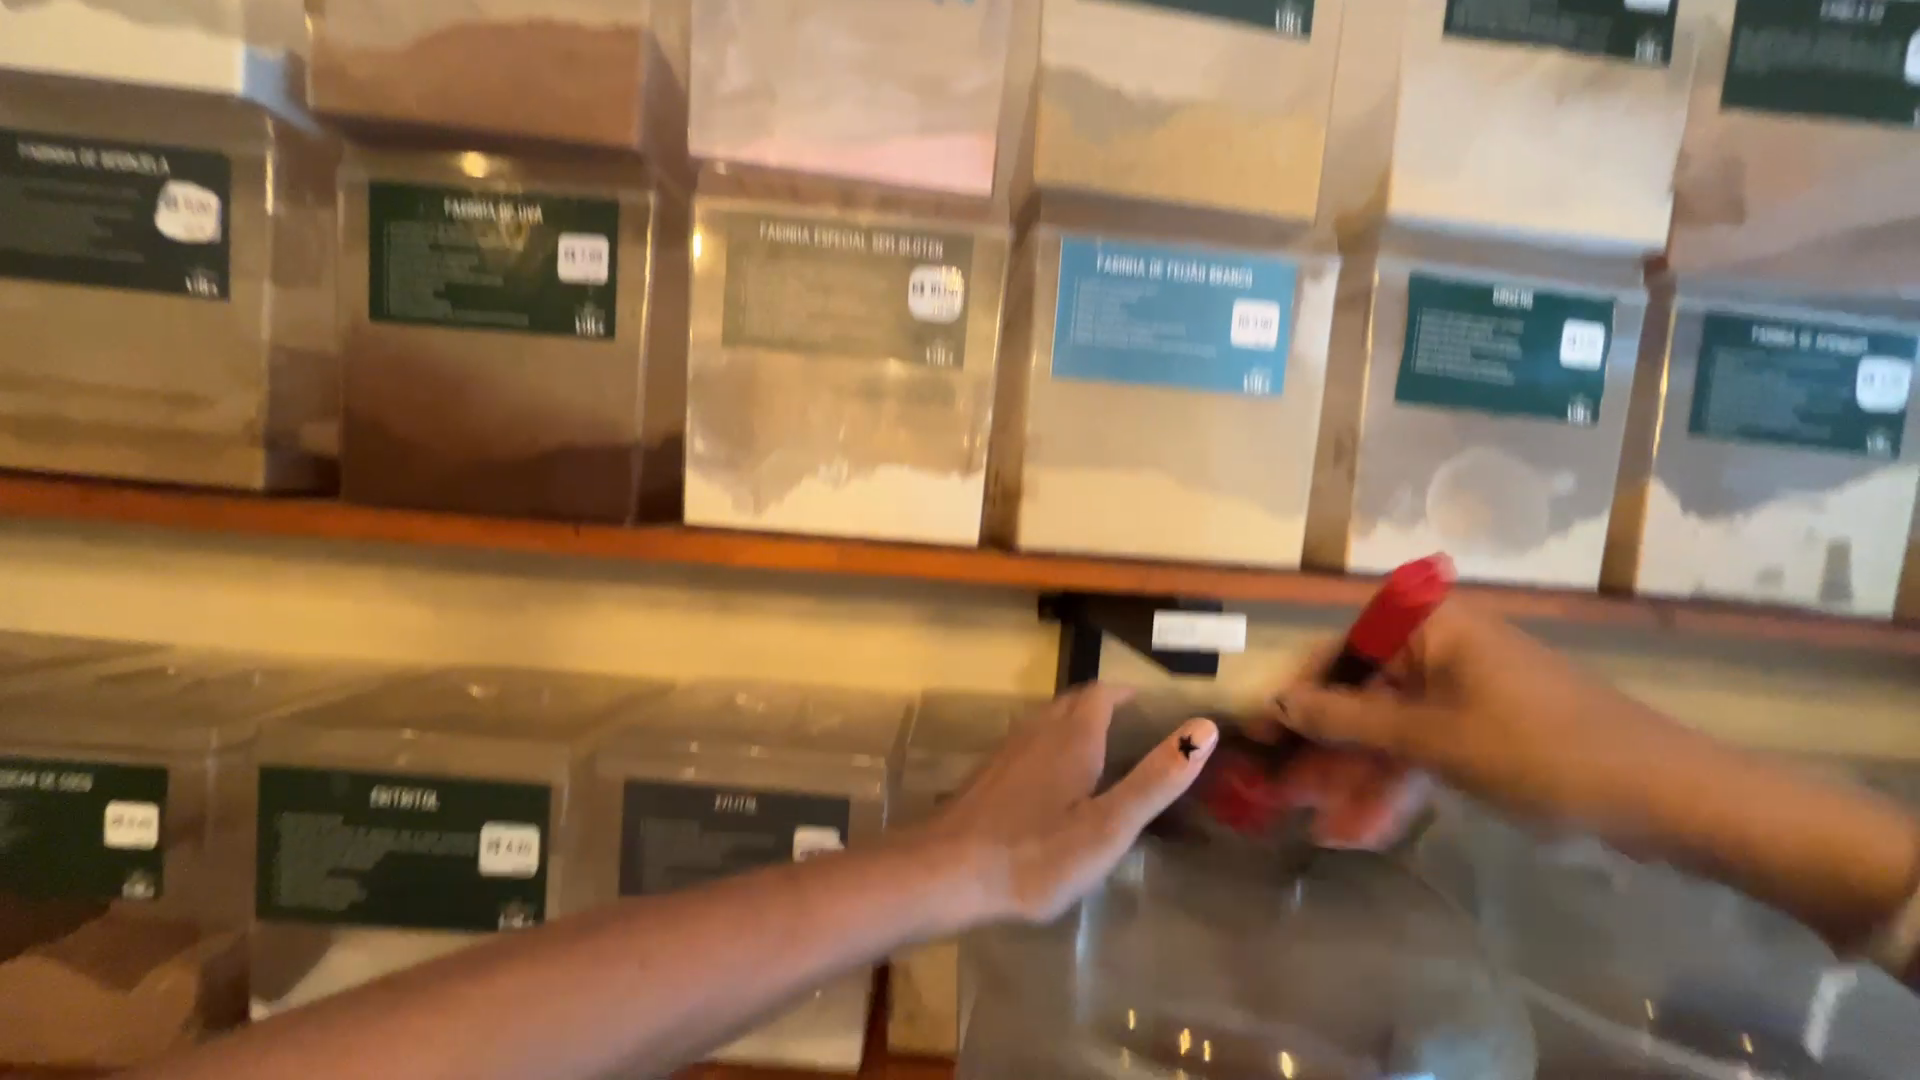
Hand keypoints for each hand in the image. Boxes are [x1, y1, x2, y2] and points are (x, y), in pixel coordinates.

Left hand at [920, 683, 1218, 922]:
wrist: (947, 872)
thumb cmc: (1036, 854)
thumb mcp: (1109, 825)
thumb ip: (1157, 779)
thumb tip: (1204, 727)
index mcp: (1072, 738)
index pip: (1101, 694)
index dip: (1124, 694)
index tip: (1145, 704)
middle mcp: (1038, 732)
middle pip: (1072, 703)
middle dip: (1100, 705)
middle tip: (1127, 723)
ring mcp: (1007, 752)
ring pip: (1046, 722)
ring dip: (1072, 723)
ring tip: (1096, 747)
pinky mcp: (987, 775)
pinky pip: (1027, 744)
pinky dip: (1049, 746)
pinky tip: (1050, 782)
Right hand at [1269, 601, 1919, 950]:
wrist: (1673, 801)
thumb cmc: (1541, 751)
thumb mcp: (1431, 737)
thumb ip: (1346, 718)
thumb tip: (1277, 702)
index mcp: (1428, 624)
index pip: (1336, 648)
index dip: (1292, 692)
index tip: (1257, 734)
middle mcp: (1438, 646)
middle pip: (1357, 691)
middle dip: (1321, 746)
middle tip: (1282, 791)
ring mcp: (1460, 688)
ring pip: (1385, 726)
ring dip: (1353, 773)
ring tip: (1320, 823)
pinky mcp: (1480, 726)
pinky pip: (1419, 747)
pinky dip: (1394, 782)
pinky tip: (1364, 826)